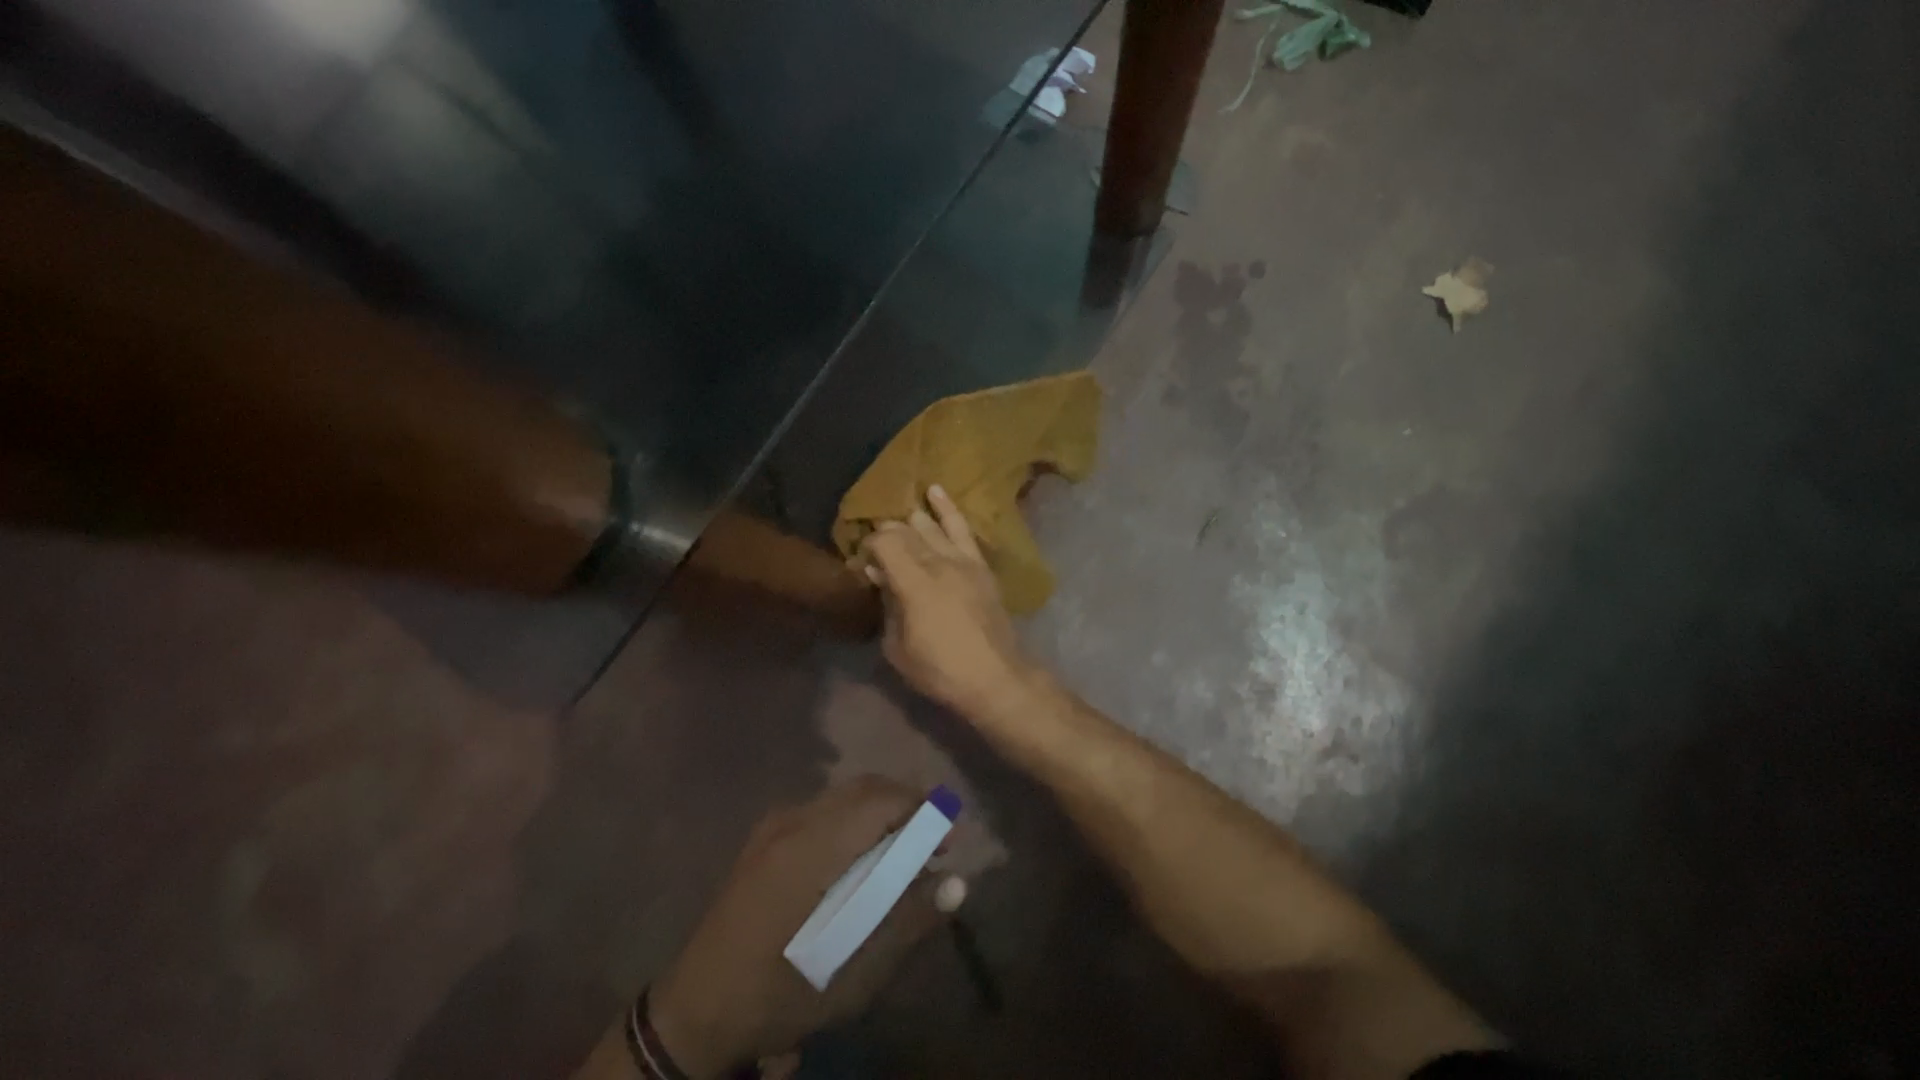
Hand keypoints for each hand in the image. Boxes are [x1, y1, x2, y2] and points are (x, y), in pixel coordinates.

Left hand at [648, 778, 950, 1077]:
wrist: (695, 1011)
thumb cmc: (778, 996)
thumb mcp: (851, 976)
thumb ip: (906, 923)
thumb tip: (957, 884)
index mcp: (810, 850)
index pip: (881, 801)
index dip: (924, 809)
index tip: (951, 839)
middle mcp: (790, 824)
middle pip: (863, 790)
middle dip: (906, 806)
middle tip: (934, 846)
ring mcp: (771, 829)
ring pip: (841, 797)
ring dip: (880, 813)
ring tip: (904, 855)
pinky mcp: (762, 841)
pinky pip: (820, 811)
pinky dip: (853, 821)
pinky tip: (861, 861)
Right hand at [860, 486, 1034, 719]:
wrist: (996, 677)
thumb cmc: (941, 670)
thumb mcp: (897, 648)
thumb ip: (887, 607)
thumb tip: (882, 580)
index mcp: (914, 582)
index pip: (883, 543)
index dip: (867, 549)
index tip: (861, 566)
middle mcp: (938, 562)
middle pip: (904, 532)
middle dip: (885, 534)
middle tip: (874, 549)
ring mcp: (962, 560)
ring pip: (931, 527)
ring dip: (910, 520)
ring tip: (895, 516)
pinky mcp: (980, 565)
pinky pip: (962, 529)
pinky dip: (947, 508)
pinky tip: (934, 491)